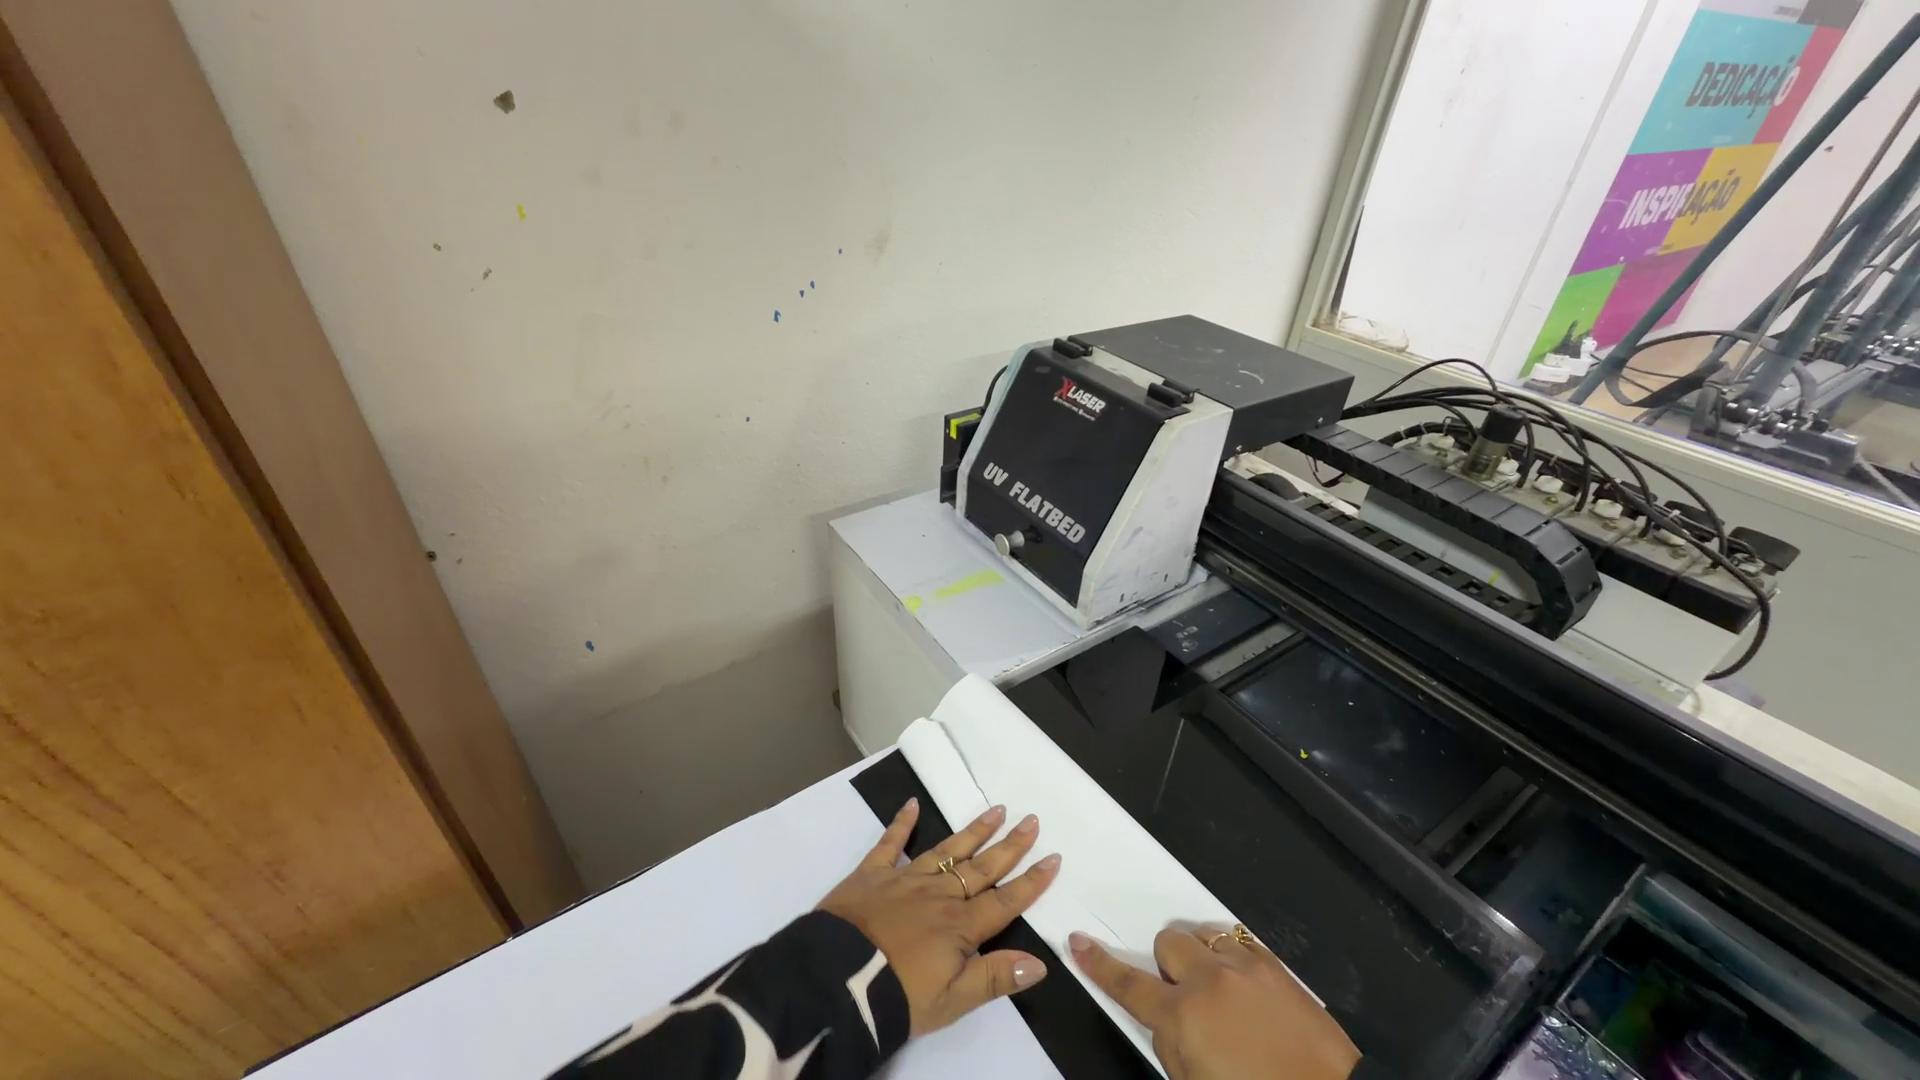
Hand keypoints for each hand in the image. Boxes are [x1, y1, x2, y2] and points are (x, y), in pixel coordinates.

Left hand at [819, 798, 1060, 1034]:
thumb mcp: (952, 1000)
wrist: (835, 980)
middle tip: (1031, 819)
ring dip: (973, 831)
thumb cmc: (897, 996)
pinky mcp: (872, 873)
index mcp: (960, 926)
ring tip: (995, 810)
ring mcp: (906, 879)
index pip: (1005, 900)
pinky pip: (890, 843)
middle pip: (982, 867)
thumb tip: (1041, 962)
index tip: (1053, 857)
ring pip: (947, 850)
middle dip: (1010, 845)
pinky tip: (912, 803)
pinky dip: (902, 823)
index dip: (1031, 882)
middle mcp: (939, 895)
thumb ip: (995, 978)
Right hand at [1071, 926, 1358, 1079]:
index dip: (1099, 965)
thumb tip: (1165, 1017)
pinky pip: (1239, 944)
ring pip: (1204, 936)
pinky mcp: (1276, 965)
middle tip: (1184, 996)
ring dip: (1202, 959)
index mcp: (1183, 1017)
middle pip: (1168, 942)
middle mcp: (1209, 980)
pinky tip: (1248, 992)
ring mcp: (1245, 967)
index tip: (1078, 942)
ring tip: (1220, 992)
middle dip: (1168, 964)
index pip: (1128, 984)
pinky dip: (1233, 961)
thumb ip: (1170, 1045)